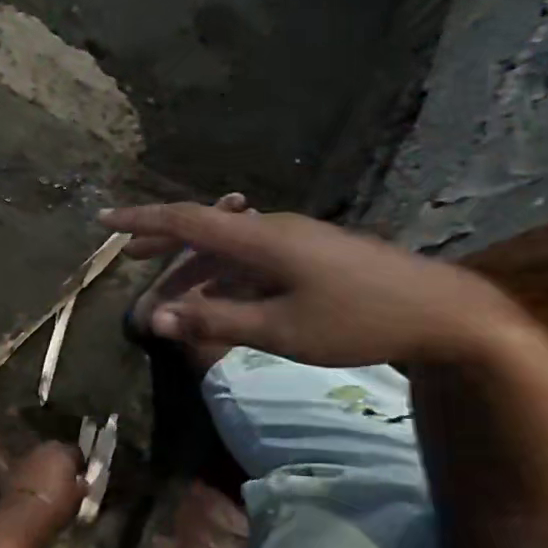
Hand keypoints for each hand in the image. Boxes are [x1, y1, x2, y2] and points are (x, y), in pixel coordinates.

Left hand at [0, 441, 85, 547]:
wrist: (23, 518)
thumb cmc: (57, 506)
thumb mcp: (78, 497)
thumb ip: (81, 485)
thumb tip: (81, 481)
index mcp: (62, 451)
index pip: (75, 452)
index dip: (79, 464)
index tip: (80, 476)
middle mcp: (42, 448)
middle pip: (54, 452)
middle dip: (59, 463)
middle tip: (63, 479)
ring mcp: (23, 457)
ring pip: (37, 459)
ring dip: (41, 467)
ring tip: (46, 484)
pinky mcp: (8, 469)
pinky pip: (22, 469)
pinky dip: (26, 474)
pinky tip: (29, 486)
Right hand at [99, 203, 533, 366]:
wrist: (443, 314)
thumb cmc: (355, 320)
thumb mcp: (278, 329)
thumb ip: (213, 321)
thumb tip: (152, 319)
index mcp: (259, 238)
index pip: (186, 220)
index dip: (141, 220)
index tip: (104, 219)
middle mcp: (271, 230)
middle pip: (203, 229)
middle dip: (162, 243)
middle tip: (127, 255)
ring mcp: (294, 240)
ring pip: (227, 248)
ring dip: (193, 267)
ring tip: (169, 293)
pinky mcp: (310, 255)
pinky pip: (250, 259)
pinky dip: (223, 276)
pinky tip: (220, 300)